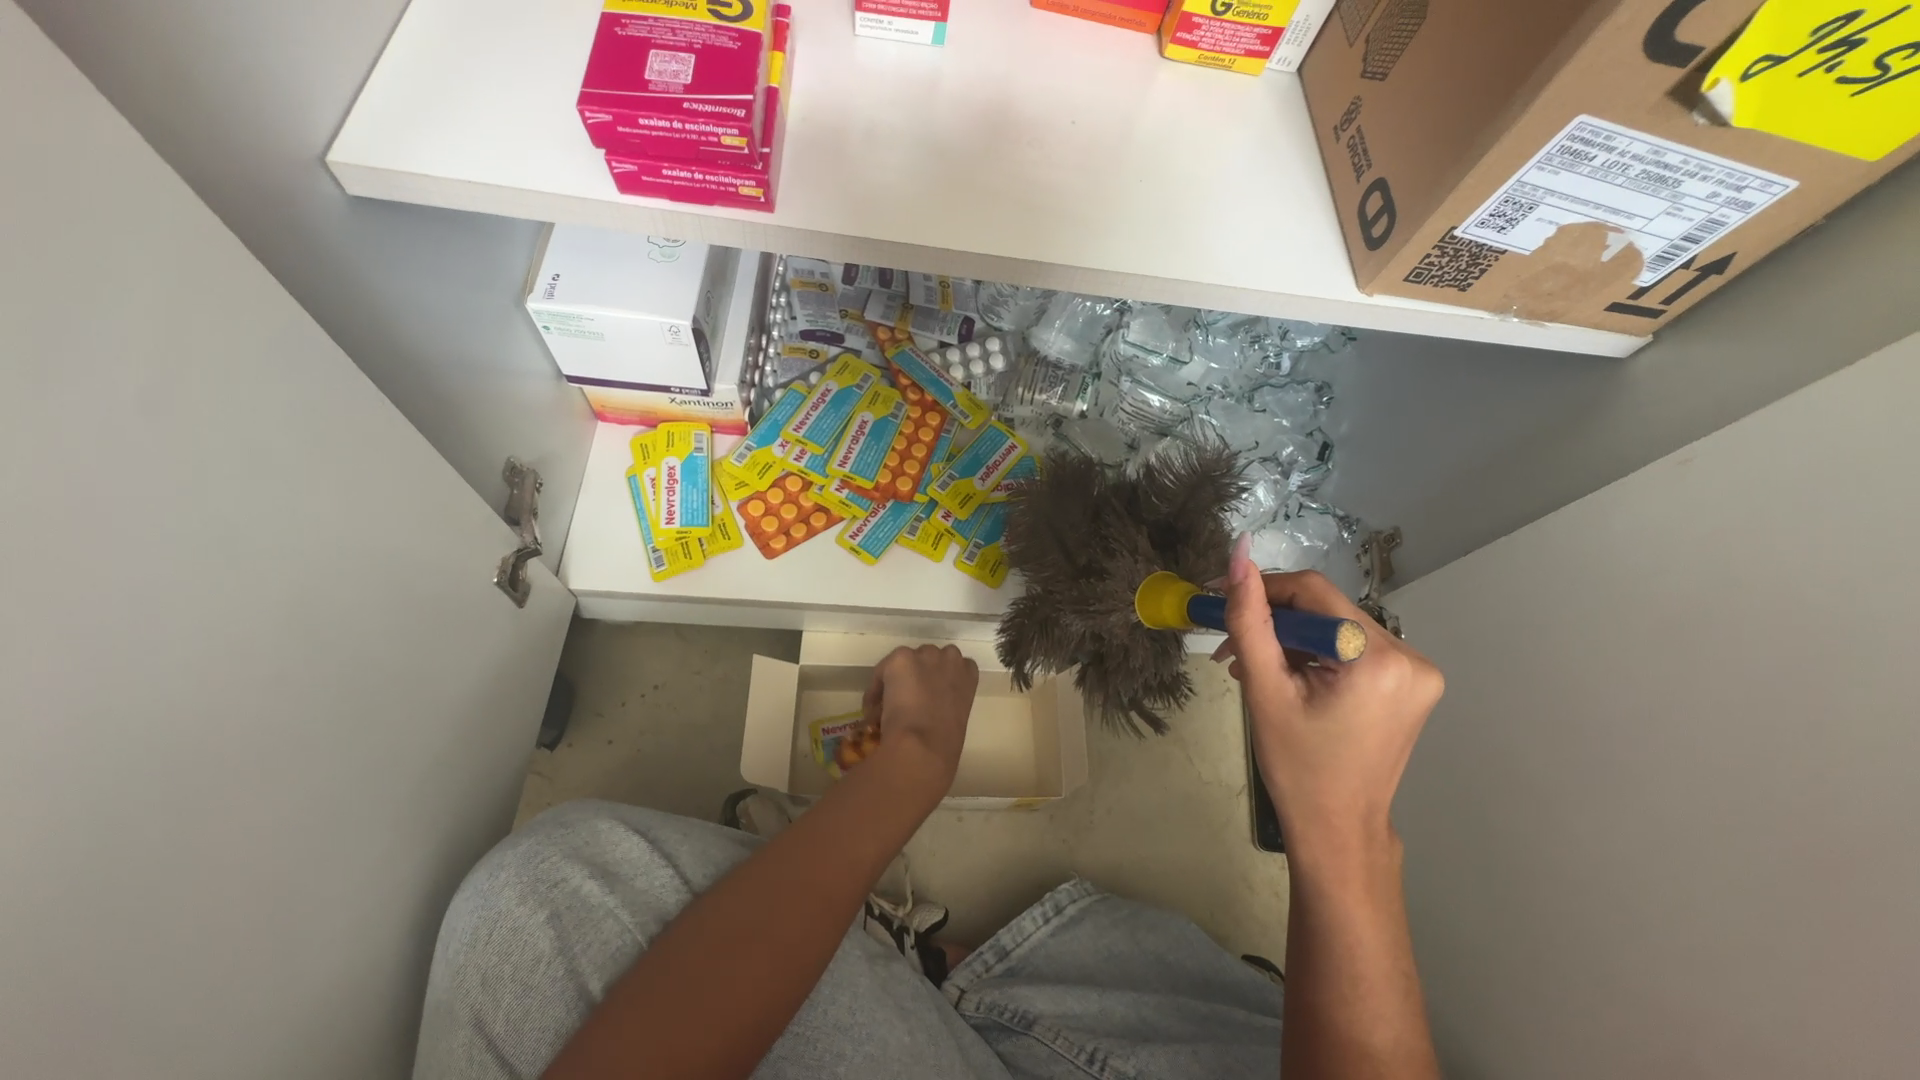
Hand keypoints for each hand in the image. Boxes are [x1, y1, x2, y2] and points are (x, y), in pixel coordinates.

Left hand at [861, 645, 978, 793]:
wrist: (925, 744)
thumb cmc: (946, 743)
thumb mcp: (956, 718)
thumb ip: (946, 704)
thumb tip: (925, 711)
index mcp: (969, 674)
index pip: (957, 665)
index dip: (939, 680)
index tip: (929, 697)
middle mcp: (950, 658)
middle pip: (929, 658)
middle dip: (919, 674)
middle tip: (907, 699)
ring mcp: (924, 656)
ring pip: (906, 660)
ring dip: (899, 677)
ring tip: (888, 703)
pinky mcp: (901, 658)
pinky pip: (884, 669)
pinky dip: (876, 688)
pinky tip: (874, 709)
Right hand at [1222, 557, 1442, 868]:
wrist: (1338, 827)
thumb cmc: (1297, 767)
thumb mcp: (1264, 690)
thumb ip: (1249, 619)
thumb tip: (1238, 553)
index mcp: (1377, 659)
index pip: (1311, 591)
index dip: (1261, 589)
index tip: (1216, 600)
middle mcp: (1410, 655)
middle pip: (1325, 609)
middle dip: (1272, 621)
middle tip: (1228, 646)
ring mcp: (1417, 670)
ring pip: (1336, 626)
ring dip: (1290, 638)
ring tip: (1250, 666)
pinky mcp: (1411, 682)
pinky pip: (1352, 646)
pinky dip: (1315, 653)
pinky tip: (1286, 674)